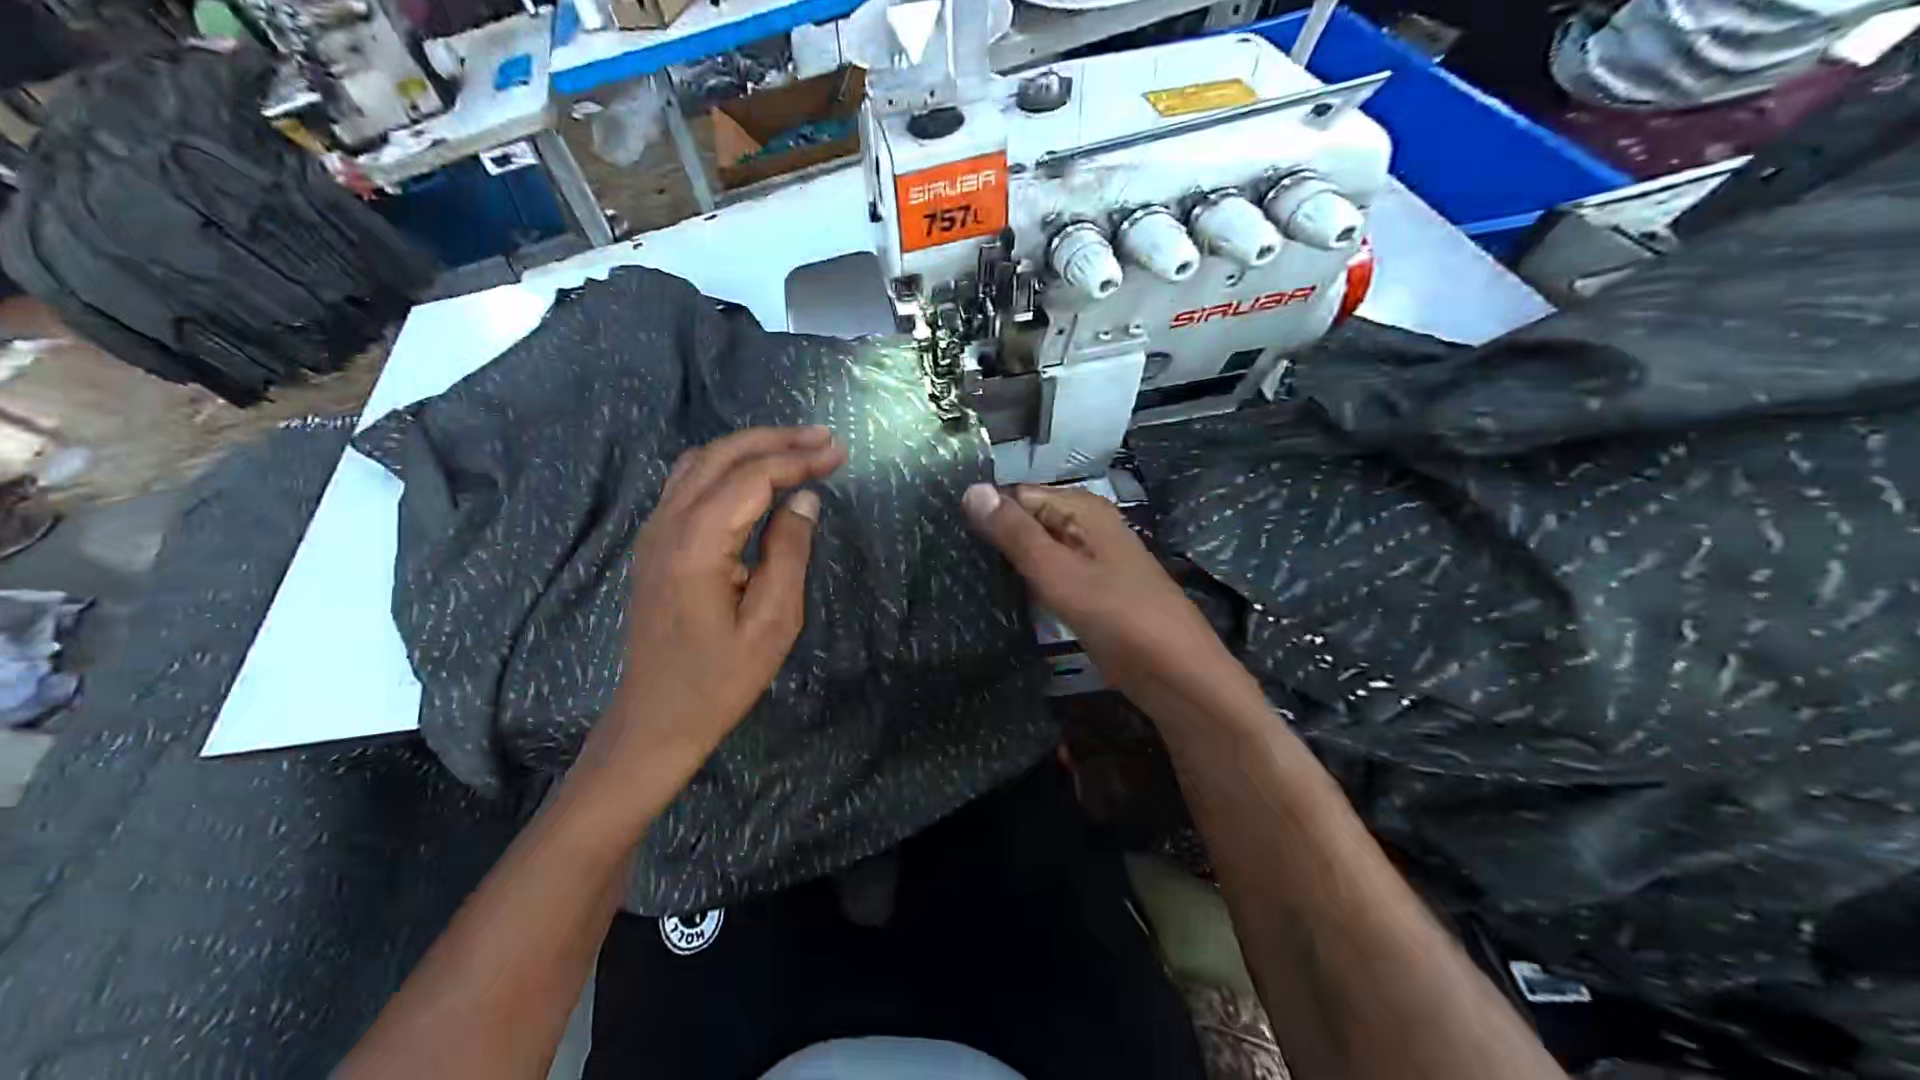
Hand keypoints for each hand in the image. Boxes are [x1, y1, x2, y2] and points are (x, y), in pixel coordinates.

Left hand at [579, 427, 846, 801]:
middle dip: (776, 440)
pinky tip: (753, 477)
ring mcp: (653, 531)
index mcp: (697, 543)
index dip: (798, 459)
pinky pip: (688, 483)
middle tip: (824, 439)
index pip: (752, 477)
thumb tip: (804, 499)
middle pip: (722, 455)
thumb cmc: (721, 679)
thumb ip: (789, 551)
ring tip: (796, 449)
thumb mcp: (773, 622)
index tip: (839, 453)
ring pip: (700, 462)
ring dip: (749, 448)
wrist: (656, 719)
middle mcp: (667, 524)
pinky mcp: (653, 544)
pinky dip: (726, 466)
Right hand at [962, 483, 1233, 696]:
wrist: (1176, 676)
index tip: (946, 537)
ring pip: (1035, 552)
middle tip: (948, 562)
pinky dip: (1026, 586)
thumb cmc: (1120, 618)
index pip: (1016, 495)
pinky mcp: (1088, 594)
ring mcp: (1089, 562)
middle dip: (993, 540)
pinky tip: (996, 600)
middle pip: (1026, 522)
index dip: (985, 514)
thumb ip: (1015, 533)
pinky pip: (1048, 578)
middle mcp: (1086, 527)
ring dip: (1006, 566)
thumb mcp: (1060, 573)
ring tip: (962, 580)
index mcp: (1083, 510)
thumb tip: (970, 490)